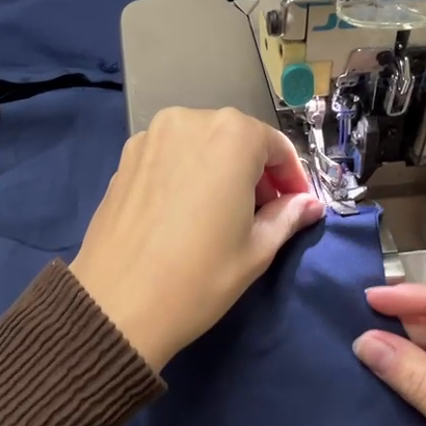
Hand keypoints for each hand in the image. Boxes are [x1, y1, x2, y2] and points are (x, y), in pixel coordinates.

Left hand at [70, 108, 323, 369]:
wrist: (116, 304)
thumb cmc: (198, 277)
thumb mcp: (256, 250)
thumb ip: (287, 216)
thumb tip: (309, 204)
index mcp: (231, 134)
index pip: (276, 147)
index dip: (292, 178)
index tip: (297, 206)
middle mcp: (190, 120)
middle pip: (237, 139)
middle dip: (255, 172)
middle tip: (263, 215)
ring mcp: (151, 135)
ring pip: (201, 145)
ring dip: (220, 170)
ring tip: (222, 215)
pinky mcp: (125, 157)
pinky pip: (171, 156)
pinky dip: (188, 173)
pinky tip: (186, 212)